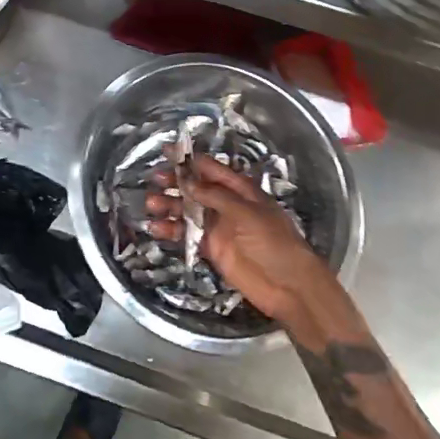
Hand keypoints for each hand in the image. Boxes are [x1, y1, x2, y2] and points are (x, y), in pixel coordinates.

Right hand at [146, 152, 343, 327]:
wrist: (289, 286)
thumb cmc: (275, 243)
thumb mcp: (247, 213)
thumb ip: (216, 197)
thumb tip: (187, 181)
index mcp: (240, 189)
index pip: (210, 169)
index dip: (189, 160)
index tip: (166, 152)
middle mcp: (226, 204)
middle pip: (196, 188)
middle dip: (175, 183)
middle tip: (155, 180)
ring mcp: (218, 226)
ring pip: (188, 211)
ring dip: (169, 206)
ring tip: (150, 205)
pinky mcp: (211, 248)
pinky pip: (187, 235)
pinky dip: (171, 231)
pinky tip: (156, 229)